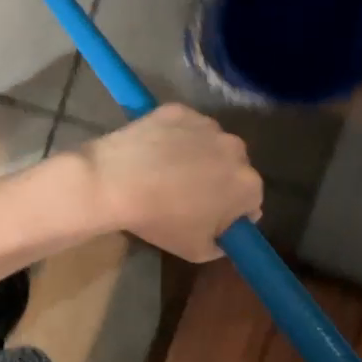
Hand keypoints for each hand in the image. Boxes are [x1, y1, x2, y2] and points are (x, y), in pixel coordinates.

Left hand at [79, 104, 263, 261]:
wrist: (113, 181)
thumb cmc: (158, 219)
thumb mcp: (197, 251)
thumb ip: (220, 245)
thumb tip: (222, 237)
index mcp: (248, 185)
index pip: (248, 203)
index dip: (229, 213)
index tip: (206, 217)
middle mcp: (236, 149)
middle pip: (230, 168)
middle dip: (215, 180)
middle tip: (181, 193)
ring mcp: (206, 125)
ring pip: (207, 144)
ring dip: (195, 154)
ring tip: (162, 169)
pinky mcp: (177, 110)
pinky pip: (181, 125)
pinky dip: (171, 135)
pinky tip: (151, 149)